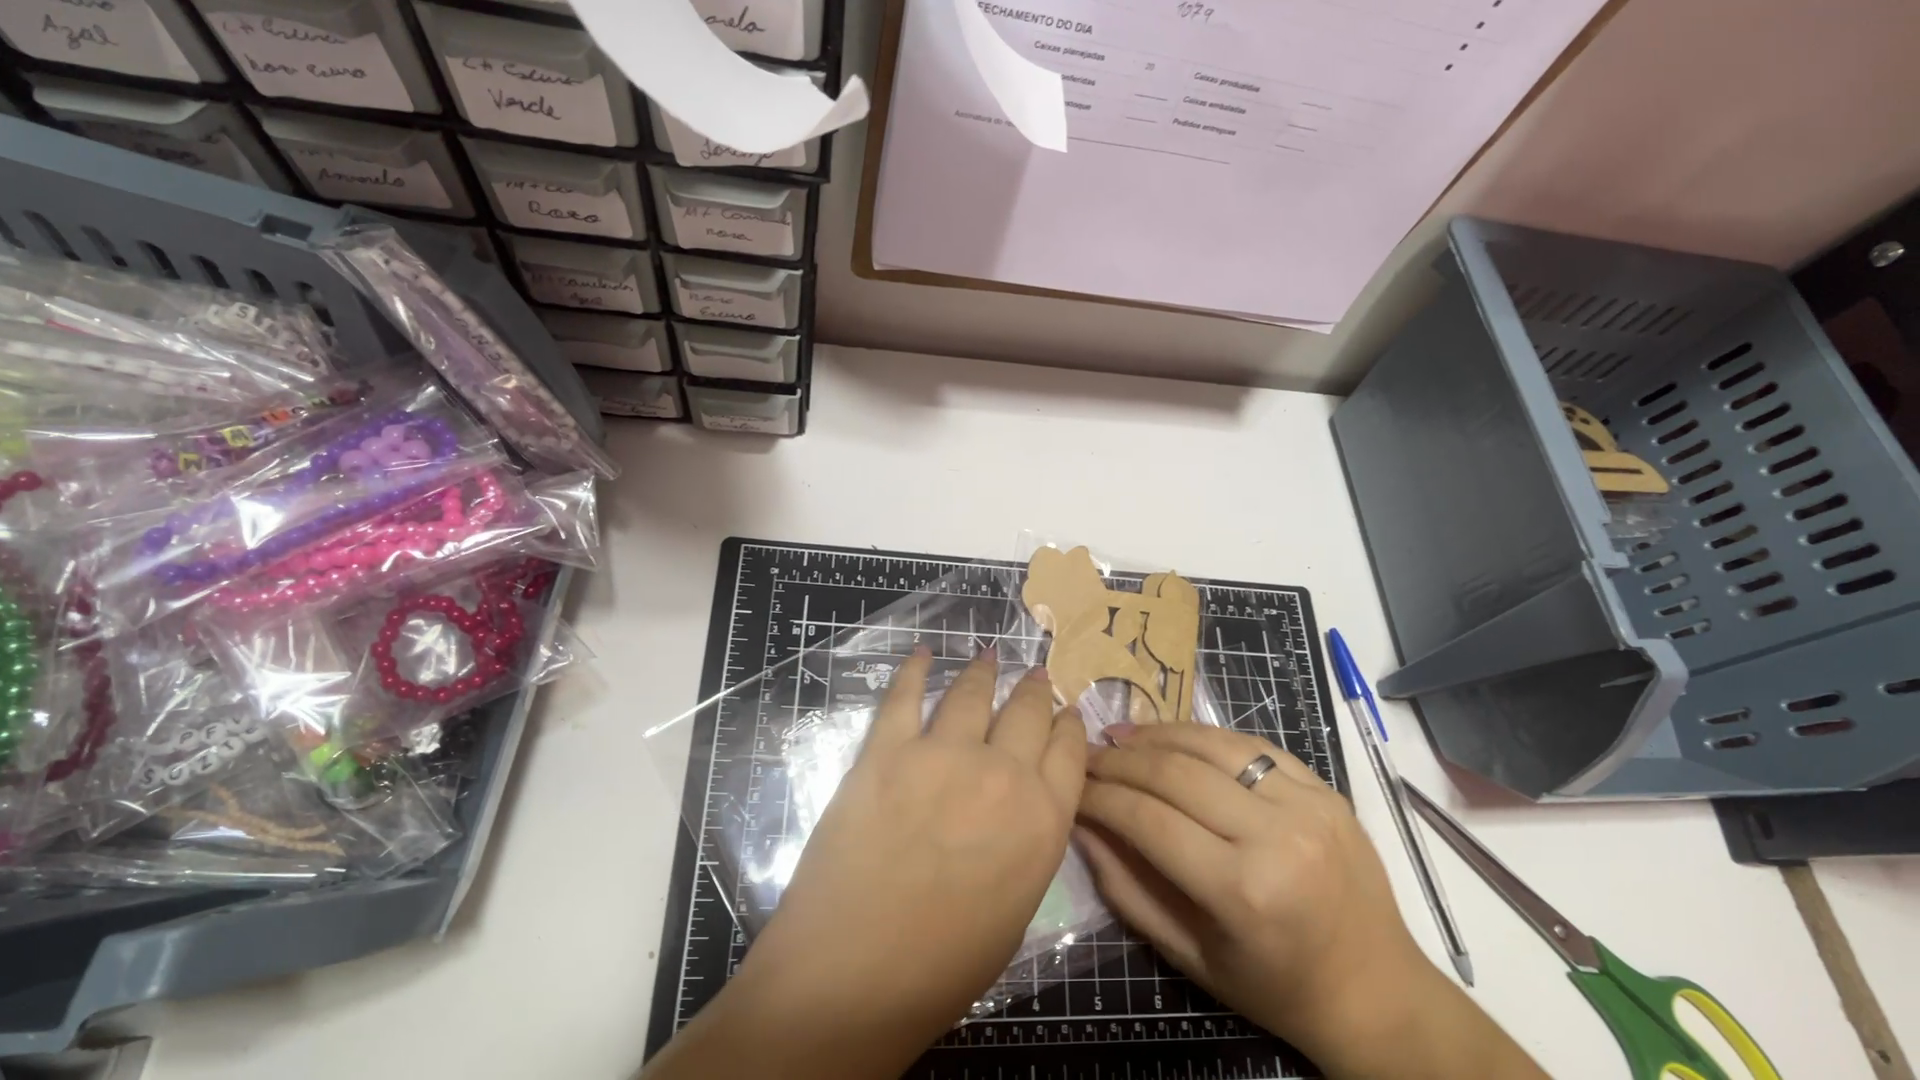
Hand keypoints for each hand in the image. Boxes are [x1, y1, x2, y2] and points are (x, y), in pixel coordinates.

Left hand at [645, 647, 1087, 1079]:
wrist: (854, 974)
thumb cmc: (944, 965)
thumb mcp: (1017, 908)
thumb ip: (1027, 843)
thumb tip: (1023, 805)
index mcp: (1043, 820)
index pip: (1070, 751)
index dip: (1069, 724)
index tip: (1067, 711)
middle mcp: (1002, 773)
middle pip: (1028, 712)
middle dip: (1036, 691)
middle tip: (1036, 675)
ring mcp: (941, 755)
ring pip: (972, 693)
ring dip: (985, 671)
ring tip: (990, 656)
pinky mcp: (885, 751)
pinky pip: (905, 695)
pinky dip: (915, 669)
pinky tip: (923, 655)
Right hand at [1076, 722, 1545, 1079]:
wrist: (1375, 992)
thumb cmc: (1274, 989)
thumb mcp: (1189, 955)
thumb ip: (1127, 889)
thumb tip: (1080, 826)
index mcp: (1242, 891)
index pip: (1148, 820)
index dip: (1099, 797)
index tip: (1070, 787)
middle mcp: (1277, 836)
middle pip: (1175, 774)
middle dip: (1119, 760)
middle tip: (1085, 757)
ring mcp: (1308, 805)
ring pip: (1213, 745)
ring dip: (1158, 735)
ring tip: (1119, 735)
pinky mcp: (1326, 789)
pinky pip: (1253, 746)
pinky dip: (1205, 737)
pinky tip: (1174, 738)